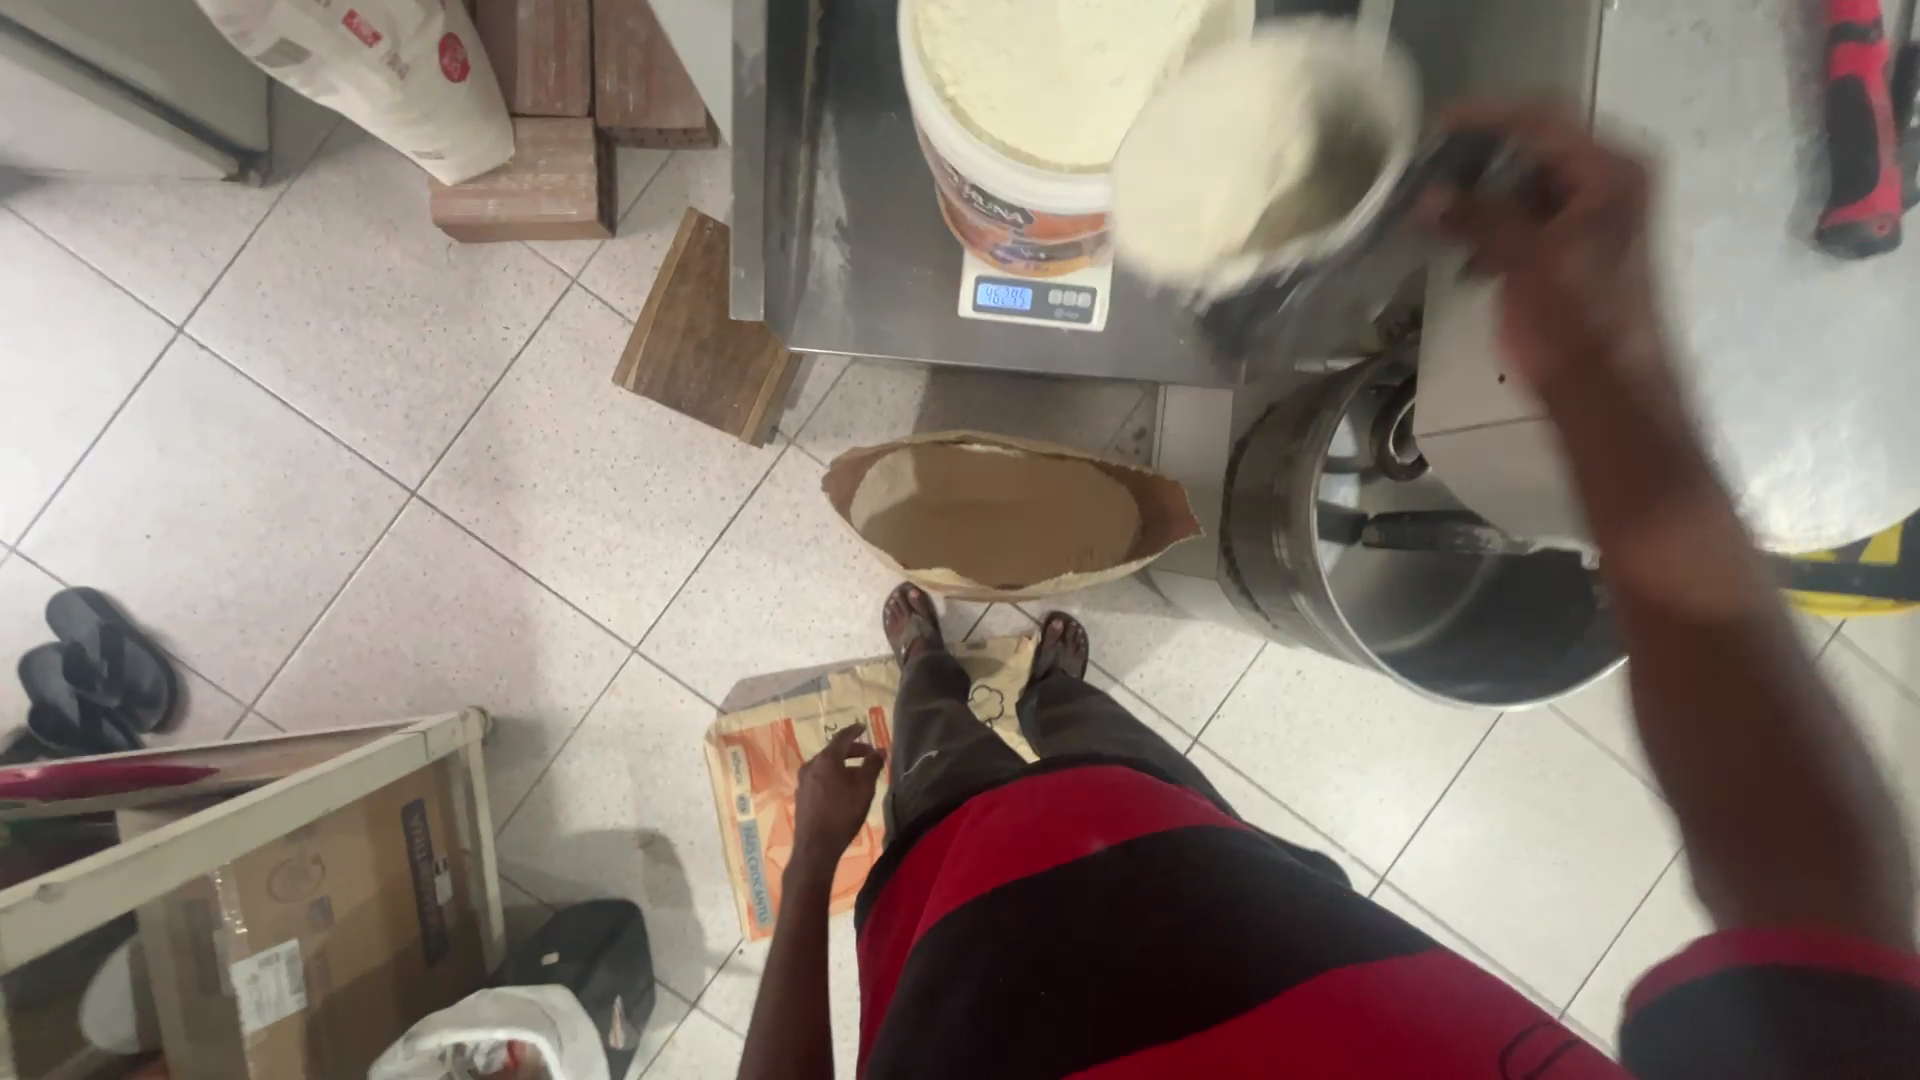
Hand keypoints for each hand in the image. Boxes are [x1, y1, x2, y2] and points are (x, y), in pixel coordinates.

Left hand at [791, 724, 885, 871]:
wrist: (815, 847)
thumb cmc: (843, 813)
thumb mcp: (864, 788)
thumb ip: (872, 766)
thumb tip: (879, 750)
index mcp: (826, 759)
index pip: (842, 737)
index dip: (854, 731)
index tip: (863, 727)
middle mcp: (811, 765)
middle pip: (833, 751)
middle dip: (852, 751)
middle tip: (868, 755)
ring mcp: (803, 781)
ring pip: (825, 766)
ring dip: (842, 765)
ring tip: (858, 774)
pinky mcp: (801, 796)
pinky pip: (819, 778)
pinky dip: (832, 776)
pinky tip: (842, 790)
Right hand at [1424, 101, 1674, 397]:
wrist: (1601, 382)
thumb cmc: (1580, 317)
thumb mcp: (1530, 259)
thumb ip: (1479, 220)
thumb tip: (1426, 196)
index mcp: (1610, 173)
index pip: (1544, 123)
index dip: (1488, 117)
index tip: (1432, 126)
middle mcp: (1598, 186)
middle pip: (1528, 154)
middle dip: (1472, 162)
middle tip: (1419, 170)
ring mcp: (1575, 221)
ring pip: (1513, 191)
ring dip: (1470, 199)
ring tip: (1424, 207)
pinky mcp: (1552, 254)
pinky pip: (1509, 225)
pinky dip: (1477, 229)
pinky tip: (1448, 244)